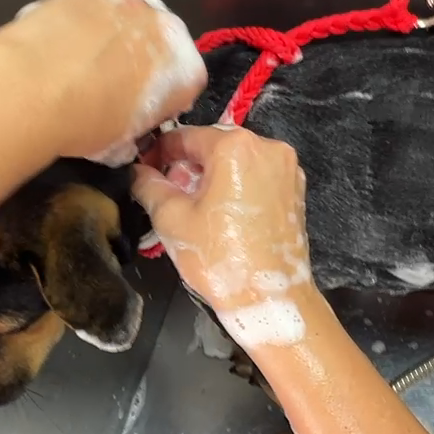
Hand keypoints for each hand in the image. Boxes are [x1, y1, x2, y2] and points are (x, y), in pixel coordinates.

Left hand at [0, 0, 206, 164]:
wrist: (32, 87)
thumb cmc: (86, 122)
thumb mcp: (119, 145)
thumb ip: (132, 135)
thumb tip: (122, 139)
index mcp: (186, 70)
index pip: (186, 85)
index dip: (164, 101)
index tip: (142, 112)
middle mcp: (166, 27)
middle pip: (161, 45)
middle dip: (142, 62)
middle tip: (111, 88)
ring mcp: (127, 1)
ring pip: (128, 23)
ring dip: (113, 40)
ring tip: (80, 67)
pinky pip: (94, 10)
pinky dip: (82, 25)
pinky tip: (60, 47)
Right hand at [131, 126, 317, 349]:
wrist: (270, 297)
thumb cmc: (219, 257)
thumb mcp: (172, 219)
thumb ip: (149, 186)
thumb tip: (137, 171)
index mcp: (235, 146)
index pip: (186, 136)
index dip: (160, 152)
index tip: (145, 169)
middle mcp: (267, 146)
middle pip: (214, 145)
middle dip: (188, 164)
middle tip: (168, 192)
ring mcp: (287, 167)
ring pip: (237, 159)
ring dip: (213, 174)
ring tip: (195, 204)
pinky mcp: (296, 188)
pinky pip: (257, 174)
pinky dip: (237, 184)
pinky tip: (223, 211)